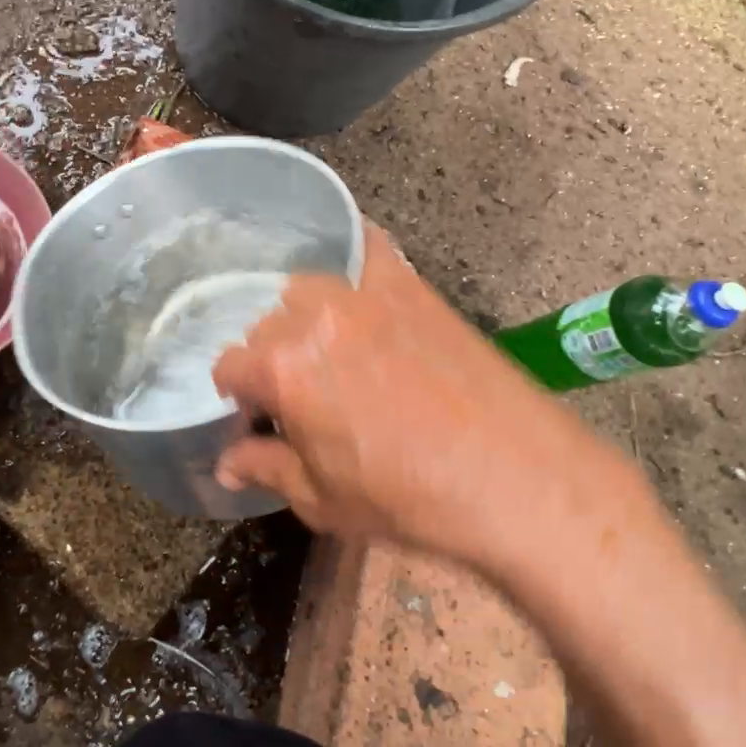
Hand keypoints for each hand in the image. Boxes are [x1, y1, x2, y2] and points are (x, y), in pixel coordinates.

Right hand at [213, 224, 629, 568]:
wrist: (520, 481)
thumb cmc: (411, 500)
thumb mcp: (323, 502)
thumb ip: (264, 470)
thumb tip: (225, 463)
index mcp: (282, 369)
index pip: (229, 365)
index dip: (236, 396)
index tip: (254, 418)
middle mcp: (313, 318)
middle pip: (264, 325)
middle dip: (269, 360)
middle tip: (297, 395)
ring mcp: (363, 293)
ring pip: (304, 289)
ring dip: (302, 316)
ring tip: (328, 350)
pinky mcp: (409, 285)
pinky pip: (367, 245)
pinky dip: (352, 252)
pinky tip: (355, 277)